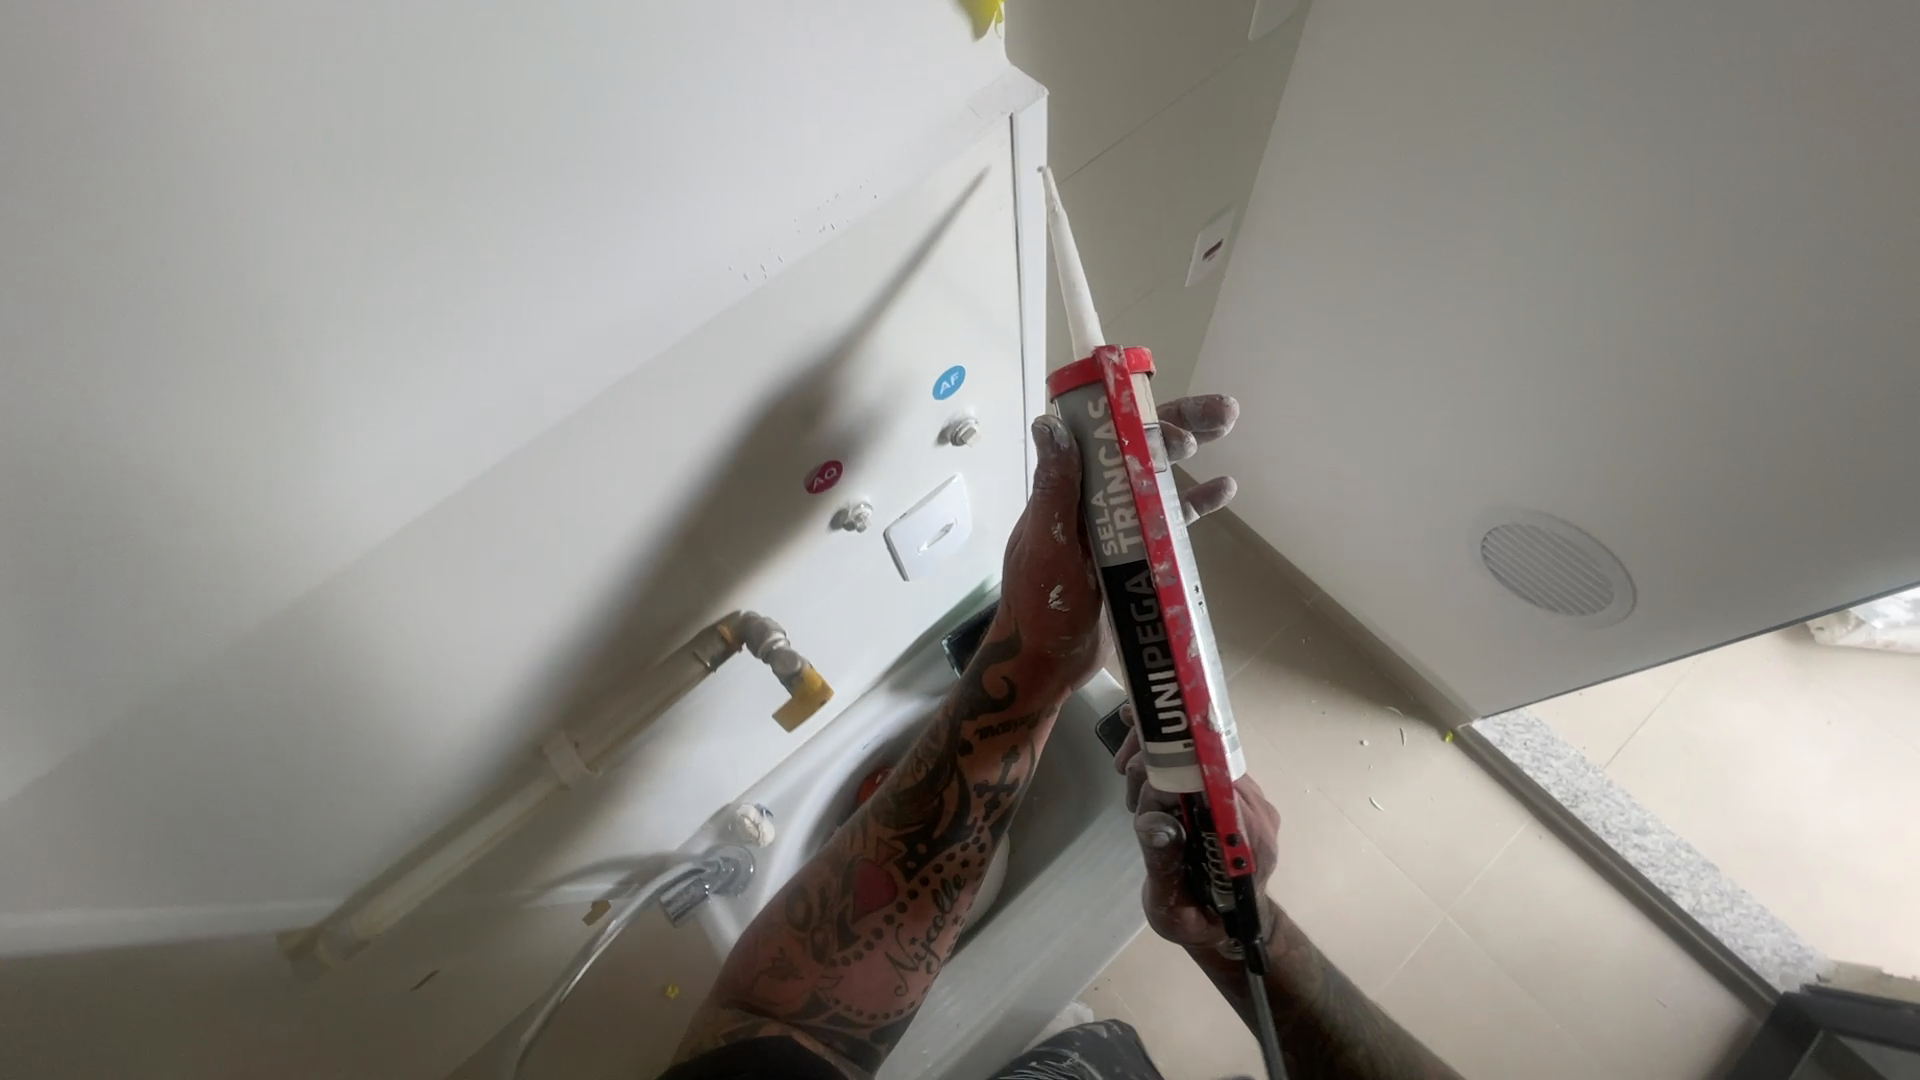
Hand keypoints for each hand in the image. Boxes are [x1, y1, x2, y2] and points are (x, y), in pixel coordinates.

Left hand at [996, 396, 1241, 700]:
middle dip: (1176, 425)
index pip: (1102, 437)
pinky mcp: (1135, 554)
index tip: (1168, 409)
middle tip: (1223, 414)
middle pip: (1136, 451)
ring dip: (1188, 454)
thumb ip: (1054, 489)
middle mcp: (1091, 501)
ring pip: (1156, 478)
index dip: (1135, 415)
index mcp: (1066, 491)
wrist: (1049, 661)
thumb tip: (1051, 423)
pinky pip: (1167, 521)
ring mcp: (1116, 527)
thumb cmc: (1041, 607)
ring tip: (1227, 427)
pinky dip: (1193, 503)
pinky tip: (1222, 490)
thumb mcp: (1047, 544)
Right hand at [1114, 704, 1280, 951]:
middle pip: (1204, 756)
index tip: (1135, 764)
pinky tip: (1142, 771)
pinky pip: (1199, 759)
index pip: (1214, 781)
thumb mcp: (1170, 905)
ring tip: (1128, 779)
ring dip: (1156, 754)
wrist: (1224, 923)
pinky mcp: (1232, 791)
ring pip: (1200, 751)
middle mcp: (1253, 811)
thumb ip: (1163, 863)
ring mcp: (1246, 798)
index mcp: (1245, 839)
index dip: (1174, 762)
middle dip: (1155, 756)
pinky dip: (1167, 756)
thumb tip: (1154, 822)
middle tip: (1122, 772)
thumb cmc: (1196, 921)